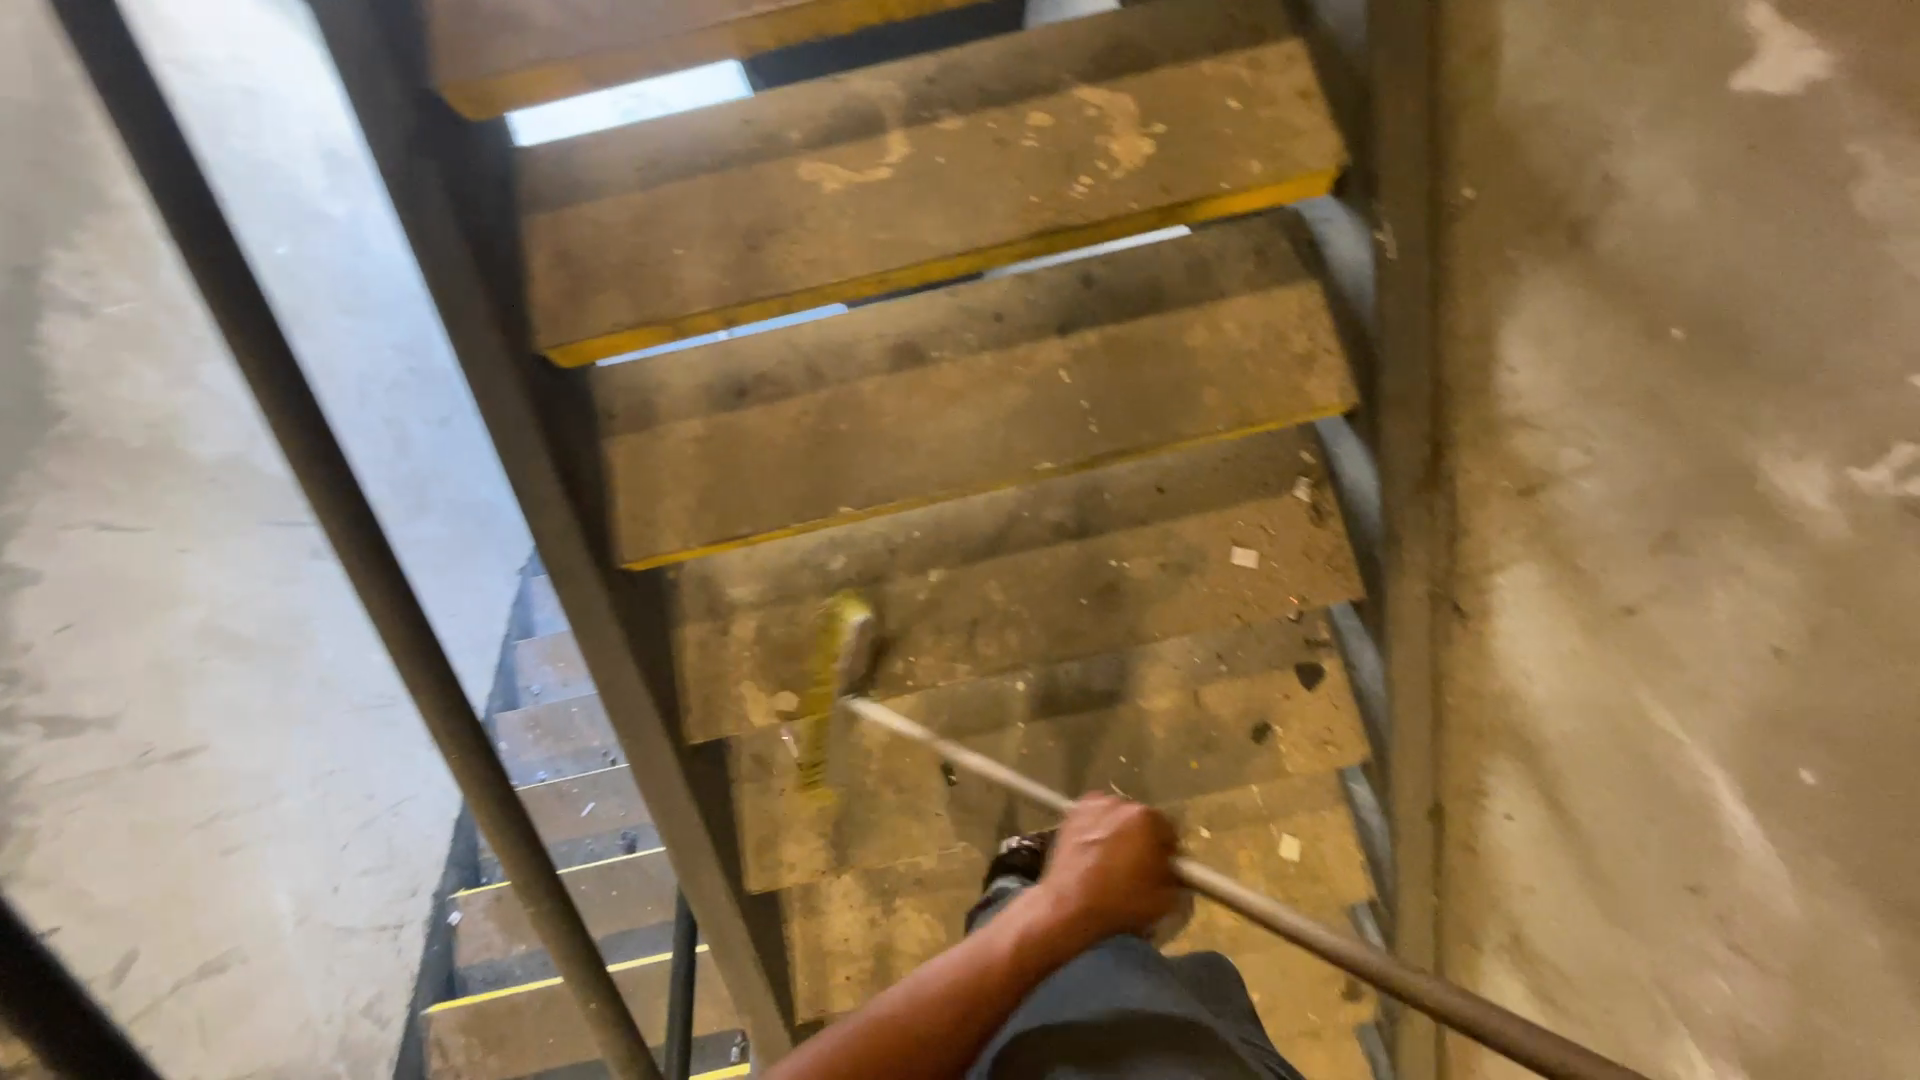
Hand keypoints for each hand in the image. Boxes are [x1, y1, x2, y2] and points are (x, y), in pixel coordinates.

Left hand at [1031, 793, 1180, 947]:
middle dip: (1144, 840)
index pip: (1171, 831)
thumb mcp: (1165, 900)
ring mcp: (1095, 805)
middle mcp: (1122, 803)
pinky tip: (1096, 850)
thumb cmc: (1121, 902)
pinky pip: (1096, 818)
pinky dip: (1099, 828)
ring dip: (1121, 833)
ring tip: (1113, 860)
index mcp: (1148, 819)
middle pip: (1143, 822)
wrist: (1070, 904)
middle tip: (1138, 867)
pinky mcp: (1074, 812)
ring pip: (1119, 818)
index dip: (1169, 852)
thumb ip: (1179, 879)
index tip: (1163, 870)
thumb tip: (1176, 870)